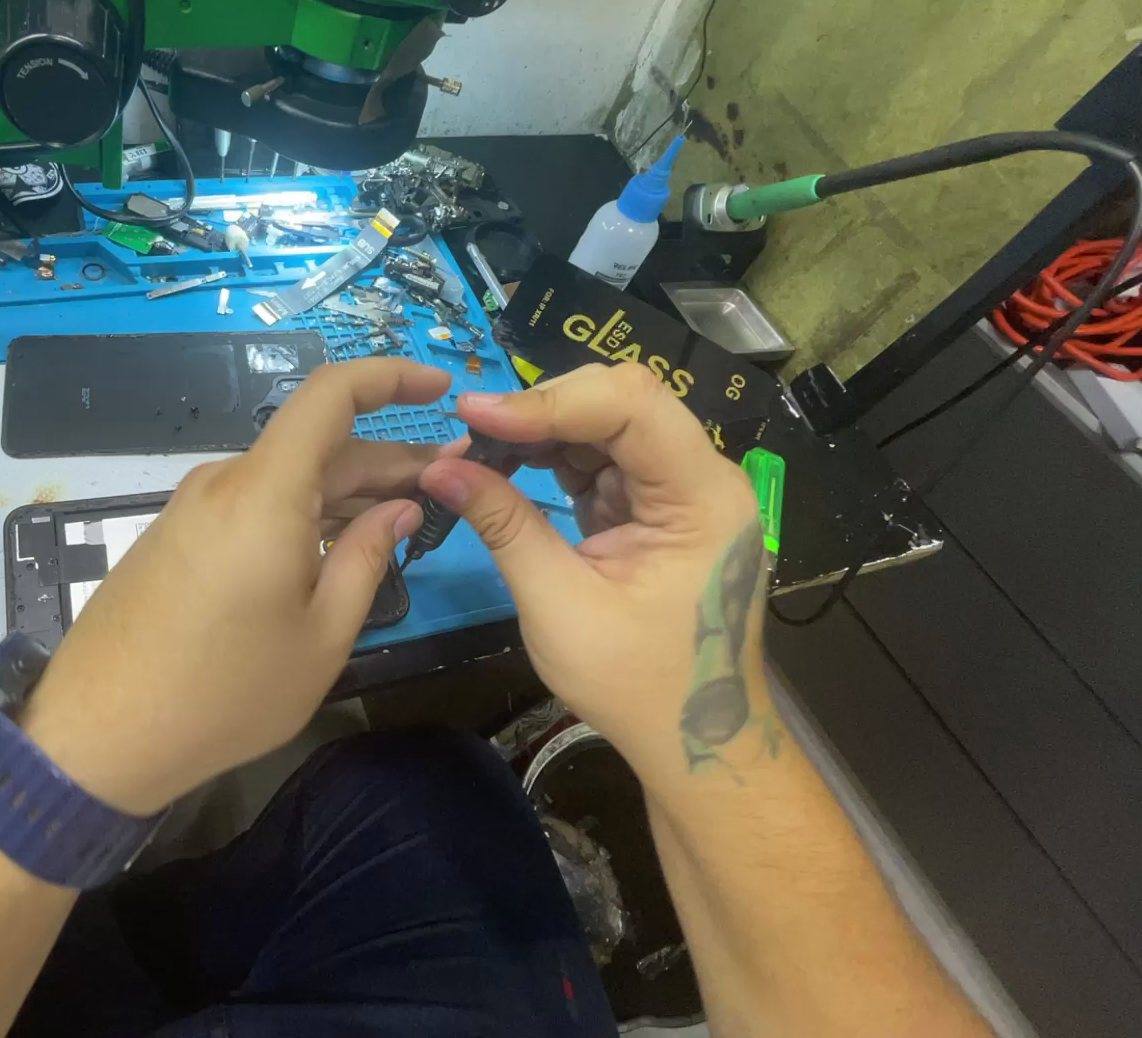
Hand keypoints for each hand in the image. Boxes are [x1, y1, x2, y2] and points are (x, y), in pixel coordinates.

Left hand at [16, 359, 451, 813]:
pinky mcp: (176, 536)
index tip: (439, 389)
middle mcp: (226, 482)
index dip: (390, 377)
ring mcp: (193, 508)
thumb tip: (399, 509)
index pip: (332, 394)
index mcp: (265, 492)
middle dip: (386, 459)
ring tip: (402, 513)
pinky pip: (252, 506)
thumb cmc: (225, 693)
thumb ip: (366, 559)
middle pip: (317, 445)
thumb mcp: (321, 636)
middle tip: (445, 482)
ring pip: (286, 478)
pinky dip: (302, 512)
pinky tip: (333, 542)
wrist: (99, 735)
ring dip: (345, 490)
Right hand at [418, 363, 776, 780]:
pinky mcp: (656, 507)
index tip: (475, 414)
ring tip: (483, 448)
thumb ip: (502, 525)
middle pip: (623, 402)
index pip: (631, 406)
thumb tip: (439, 469)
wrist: (693, 740)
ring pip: (608, 424)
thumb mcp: (559, 604)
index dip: (548, 401)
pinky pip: (602, 459)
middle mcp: (702, 478)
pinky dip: (553, 458)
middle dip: (543, 409)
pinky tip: (513, 467)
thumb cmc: (636, 685)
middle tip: (473, 430)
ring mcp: (681, 491)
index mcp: (701, 498)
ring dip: (542, 430)